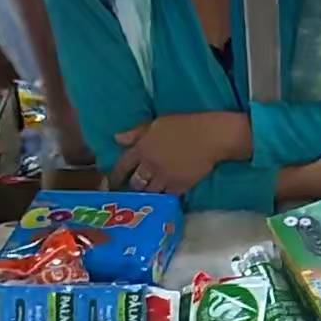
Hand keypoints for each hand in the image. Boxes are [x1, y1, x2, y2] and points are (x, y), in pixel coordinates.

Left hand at [113, 113, 250, 195]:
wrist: (209, 137)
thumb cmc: (184, 126)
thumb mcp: (157, 123)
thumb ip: (136, 133)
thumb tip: (118, 139)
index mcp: (142, 148)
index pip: (122, 166)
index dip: (115, 176)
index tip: (111, 183)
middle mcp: (150, 166)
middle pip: (135, 183)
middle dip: (132, 187)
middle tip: (132, 190)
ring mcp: (164, 178)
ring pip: (150, 192)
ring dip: (148, 193)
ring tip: (147, 195)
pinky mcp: (179, 187)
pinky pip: (166, 196)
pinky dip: (164, 196)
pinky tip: (164, 195)